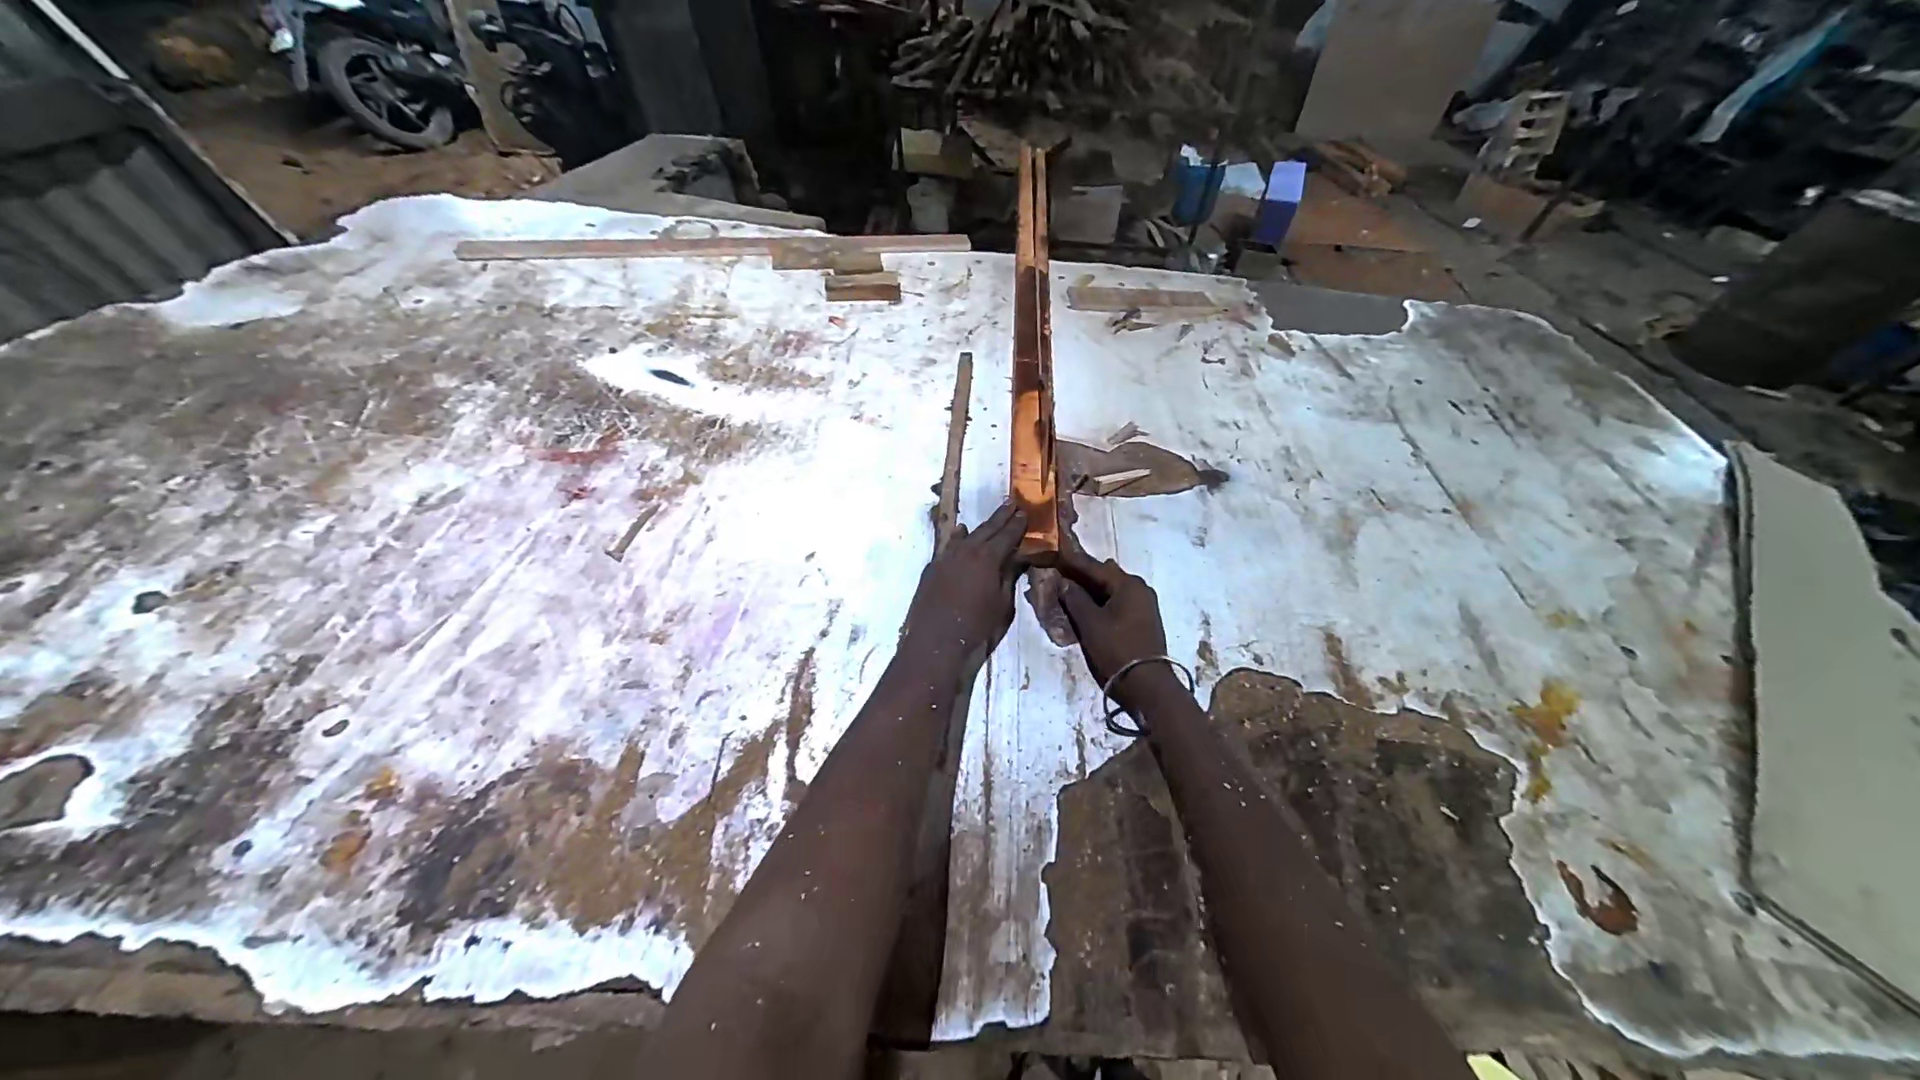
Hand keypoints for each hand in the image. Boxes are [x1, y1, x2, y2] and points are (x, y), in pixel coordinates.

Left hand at [902, 503, 1026, 661]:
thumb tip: (1017, 557)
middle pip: (986, 529)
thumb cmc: (978, 629)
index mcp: (987, 558)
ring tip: (991, 518)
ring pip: (965, 536)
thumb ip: (1009, 577)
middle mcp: (965, 551)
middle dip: (1000, 517)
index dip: (1017, 524)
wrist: (936, 645)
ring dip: (979, 527)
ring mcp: (945, 558)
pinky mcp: (932, 569)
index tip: (1024, 512)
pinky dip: (957, 538)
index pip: (1006, 535)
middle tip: (1011, 504)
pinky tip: (960, 533)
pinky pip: (948, 546)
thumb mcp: (1003, 605)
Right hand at [1057, 543, 1171, 712]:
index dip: (1072, 562)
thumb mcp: (1090, 623)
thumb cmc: (1116, 649)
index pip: (1094, 567)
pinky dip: (1102, 602)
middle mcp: (1139, 589)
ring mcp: (1144, 605)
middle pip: (1105, 577)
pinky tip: (1086, 607)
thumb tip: (1064, 582)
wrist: (1147, 684)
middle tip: (1059, 574)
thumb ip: (1075, 598)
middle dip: (1083, 576)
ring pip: (1112, 590)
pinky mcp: (1143, 621)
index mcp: (1128, 584)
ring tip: (1069, 590)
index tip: (1055, 553)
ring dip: (1092, 591)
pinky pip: (1118, 603)